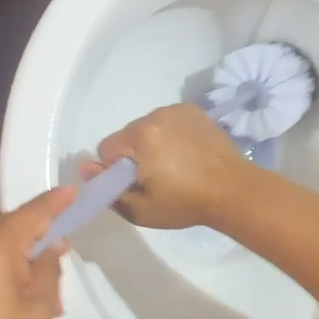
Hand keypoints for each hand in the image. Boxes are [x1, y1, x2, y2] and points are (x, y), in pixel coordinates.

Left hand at [0, 187, 74, 318]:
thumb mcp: (37, 311)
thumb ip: (48, 270)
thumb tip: (51, 244)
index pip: (36, 211)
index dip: (58, 202)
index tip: (76, 191)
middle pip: (13, 229)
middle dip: (38, 250)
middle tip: (56, 292)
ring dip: (19, 269)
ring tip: (35, 312)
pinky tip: (8, 311)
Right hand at [77, 103, 251, 228]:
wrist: (233, 191)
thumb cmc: (185, 203)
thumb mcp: (140, 208)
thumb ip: (108, 188)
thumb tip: (85, 167)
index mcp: (140, 137)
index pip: (106, 149)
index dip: (116, 170)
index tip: (137, 184)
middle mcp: (155, 115)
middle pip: (126, 136)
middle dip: (134, 155)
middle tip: (157, 178)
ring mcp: (176, 110)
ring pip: (146, 128)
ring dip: (152, 144)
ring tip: (174, 166)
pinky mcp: (193, 111)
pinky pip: (167, 122)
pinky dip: (170, 135)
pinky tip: (186, 153)